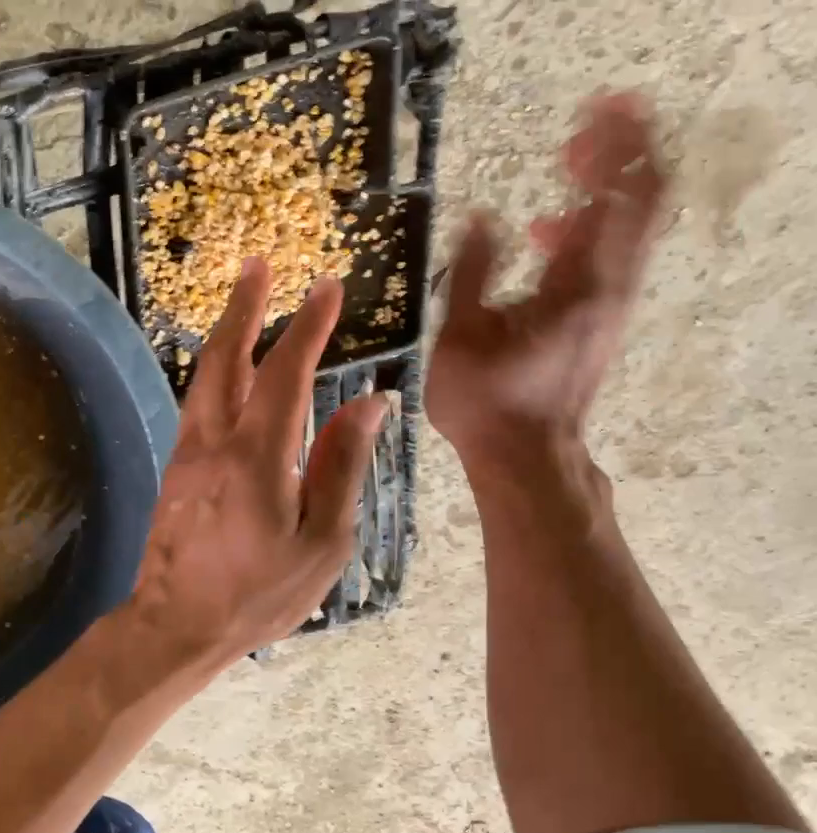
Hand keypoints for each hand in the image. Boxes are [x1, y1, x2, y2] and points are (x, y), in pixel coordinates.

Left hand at [103, 258, 387, 689]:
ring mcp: (184, 459)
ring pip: (201, 384)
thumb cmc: (257, 593)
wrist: (174, 624)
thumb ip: (342, 465)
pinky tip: (227, 377)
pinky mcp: (173, 476)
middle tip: (258, 266)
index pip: (284, 372)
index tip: (328, 286)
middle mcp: (210, 445)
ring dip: (223, 340)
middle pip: (222, 361)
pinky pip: (194, 411)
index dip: (306, 326)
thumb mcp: (322, 539)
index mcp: (255, 456)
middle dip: (242, 309)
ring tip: (243, 307)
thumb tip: (368, 402)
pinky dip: (213, 379)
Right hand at [428, 92, 668, 482]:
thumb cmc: (485, 399)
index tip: (593, 111)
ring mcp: (609, 300)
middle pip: (641, 199)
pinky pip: (607, 253)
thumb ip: (472, 273)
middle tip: (583, 128)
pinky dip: (588, 225)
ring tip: (568, 165)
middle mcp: (612, 283)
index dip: (617, 146)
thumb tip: (480, 218)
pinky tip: (547, 228)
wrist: (525, 452)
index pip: (621, 194)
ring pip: (628, 224)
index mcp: (582, 282)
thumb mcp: (460, 336)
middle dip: (619, 155)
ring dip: (605, 188)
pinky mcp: (595, 316)